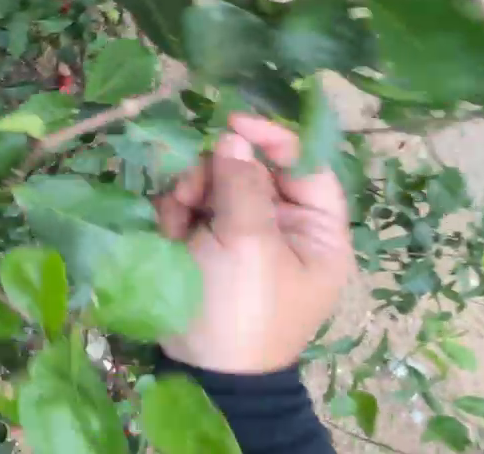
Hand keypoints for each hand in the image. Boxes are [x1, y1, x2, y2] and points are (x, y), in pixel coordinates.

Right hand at [154, 113, 354, 374]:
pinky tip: (169, 231)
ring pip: (208, 180)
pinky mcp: (199, 236)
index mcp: (314, 232)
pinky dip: (172, 209)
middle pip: (246, 168)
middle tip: (193, 193)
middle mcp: (278, 224)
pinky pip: (184, 200)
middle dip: (214, 173)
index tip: (231, 120)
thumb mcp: (249, 243)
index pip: (304, 167)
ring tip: (179, 221)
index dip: (272, 139)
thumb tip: (233, 136)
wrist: (203, 362)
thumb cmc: (244, 305)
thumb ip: (242, 185)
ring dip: (187, 191)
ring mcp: (236, 230)